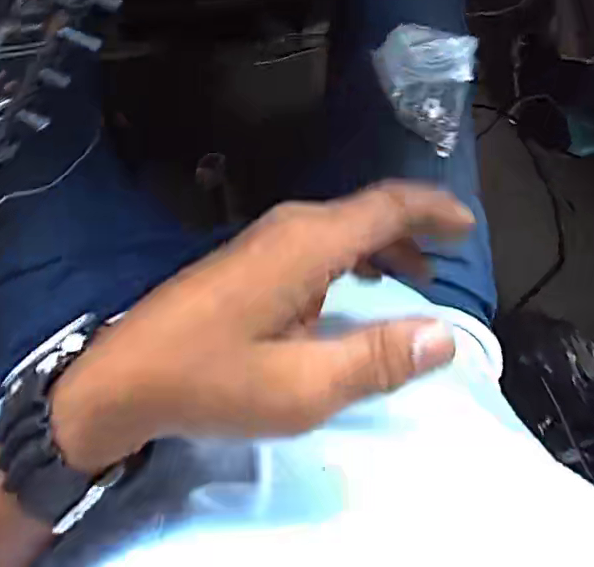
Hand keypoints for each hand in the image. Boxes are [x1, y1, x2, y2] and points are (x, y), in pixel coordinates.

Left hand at [44, 182, 474, 471]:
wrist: (124, 373)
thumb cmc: (214, 379)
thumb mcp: (302, 387)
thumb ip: (377, 359)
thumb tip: (444, 336)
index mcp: (311, 242)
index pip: (389, 206)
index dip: (434, 209)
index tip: (468, 224)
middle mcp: (296, 224)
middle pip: (372, 209)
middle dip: (419, 225)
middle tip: (455, 248)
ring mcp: (273, 235)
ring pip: (349, 223)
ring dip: (390, 241)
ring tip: (421, 272)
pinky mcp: (259, 252)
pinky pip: (326, 237)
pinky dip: (360, 251)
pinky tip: (365, 280)